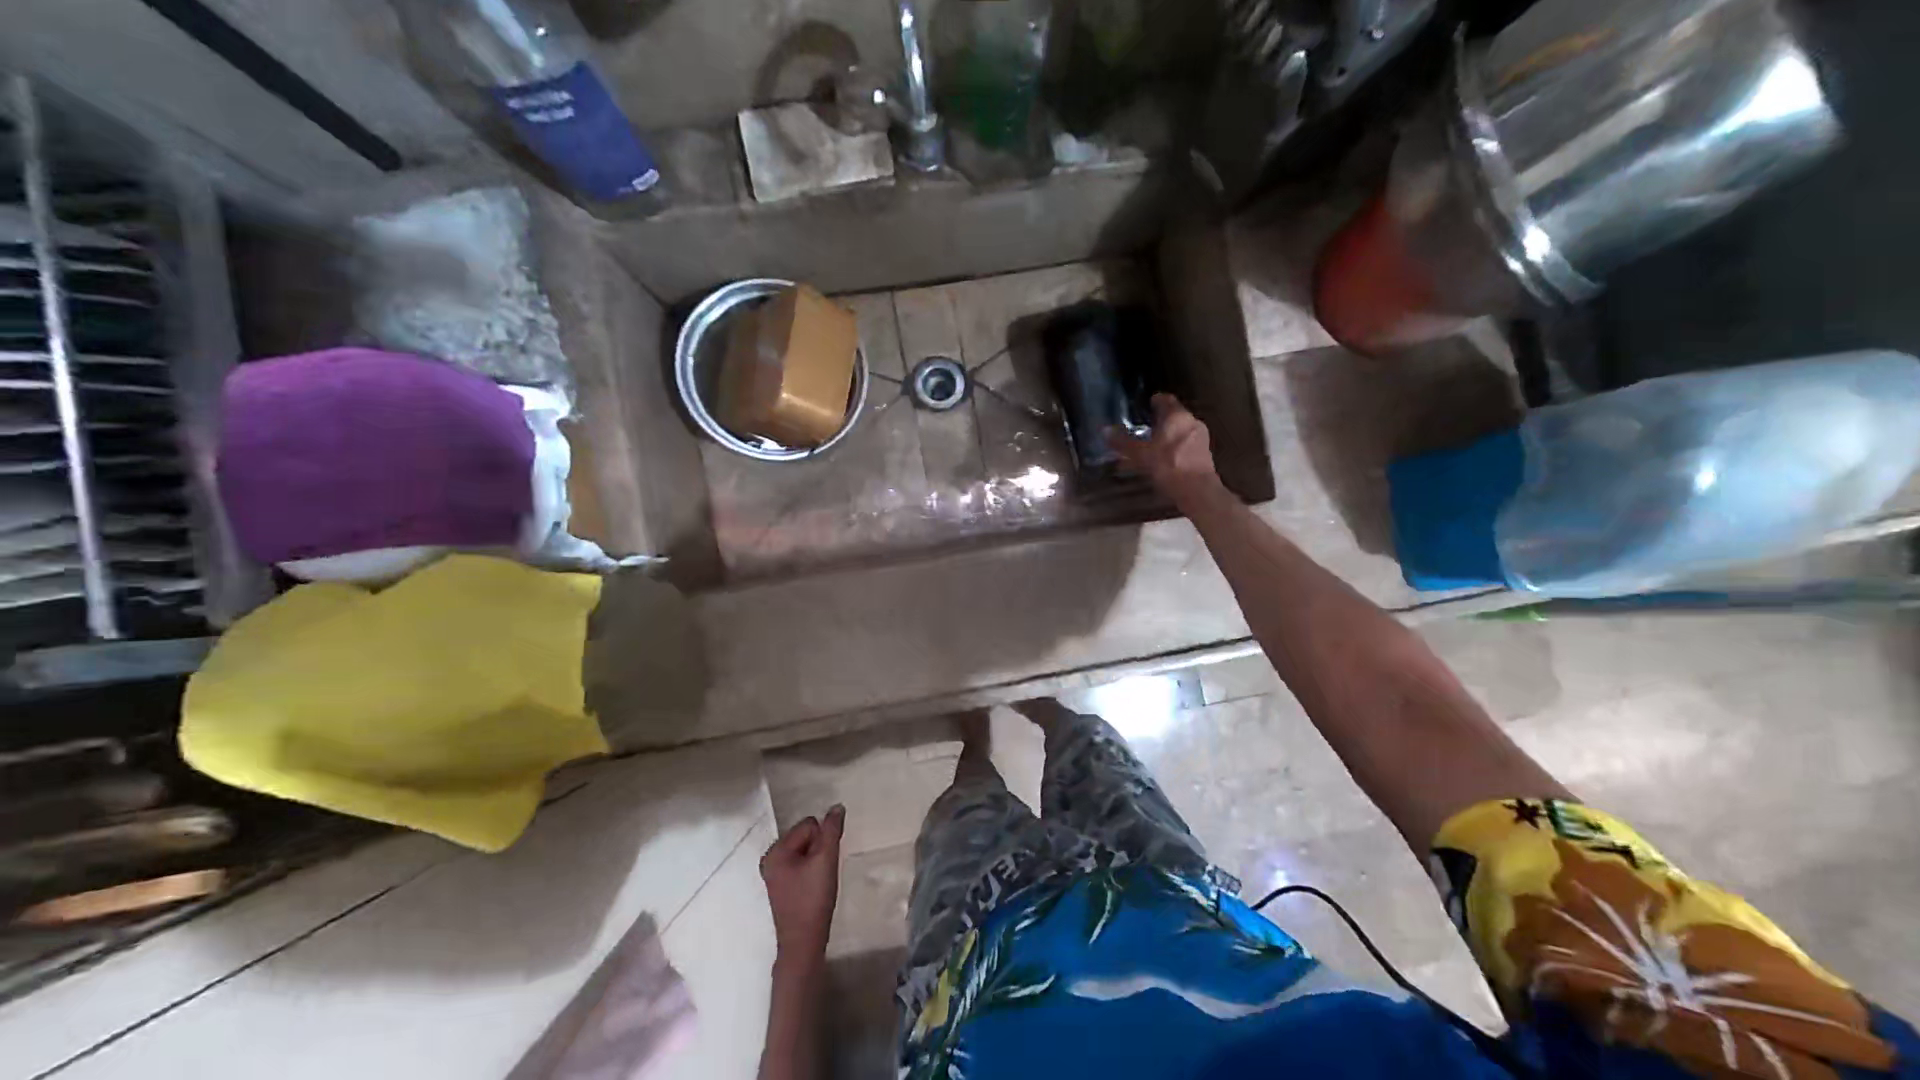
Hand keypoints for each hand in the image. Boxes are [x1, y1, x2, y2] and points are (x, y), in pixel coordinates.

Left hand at [760, 805, 843, 958]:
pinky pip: (800, 866)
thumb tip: (837, 807)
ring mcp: (773, 874)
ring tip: (820, 882)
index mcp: (775, 850)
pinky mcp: (781, 887)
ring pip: (804, 852)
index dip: (823, 840)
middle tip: (823, 873)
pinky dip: (811, 872)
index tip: (825, 862)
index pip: (809, 825)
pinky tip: (815, 888)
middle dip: (818, 849)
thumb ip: (832, 830)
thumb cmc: (813, 899)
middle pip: (805, 837)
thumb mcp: (826, 860)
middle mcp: (770, 859)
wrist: (803, 943)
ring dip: (816, 861)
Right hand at [1111, 395, 1222, 509]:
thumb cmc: (1168, 466)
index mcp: (1177, 416)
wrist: (1197, 491)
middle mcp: (1192, 421)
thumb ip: (1123, 442)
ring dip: (1168, 434)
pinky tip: (1166, 458)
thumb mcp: (1141, 455)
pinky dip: (1176, 446)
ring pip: (1181, 430)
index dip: (1154, 401)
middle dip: (1161, 420)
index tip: (1144, 406)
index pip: (1165, 399)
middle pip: (1174, 415)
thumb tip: (1104, 430)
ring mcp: (1200, 437)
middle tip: (1144, 426)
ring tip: (1153, 444)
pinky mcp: (1204, 453)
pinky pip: (1187, 443)